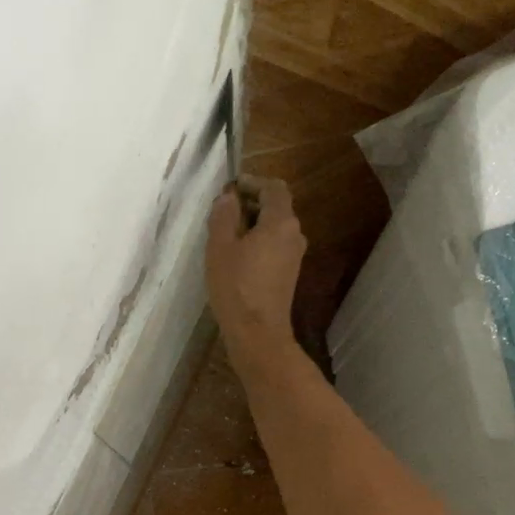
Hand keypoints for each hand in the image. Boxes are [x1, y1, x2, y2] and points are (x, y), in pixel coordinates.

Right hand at [205, 180, 305, 356]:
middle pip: (276, 206)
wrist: (257, 332)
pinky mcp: (289, 272)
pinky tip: (236, 255)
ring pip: (275, 227)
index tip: (230, 188)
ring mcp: (294, 255)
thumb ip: (223, 216)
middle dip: (250, 203)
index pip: (274, 187)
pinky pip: (274, 245)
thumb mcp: (220, 247)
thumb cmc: (235, 286)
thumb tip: (228, 197)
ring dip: (252, 223)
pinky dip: (258, 241)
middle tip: (222, 211)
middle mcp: (294, 234)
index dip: (252, 182)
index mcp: (280, 222)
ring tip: (225, 233)